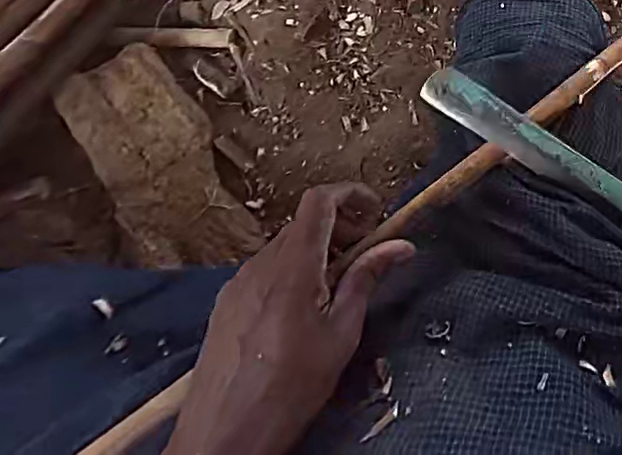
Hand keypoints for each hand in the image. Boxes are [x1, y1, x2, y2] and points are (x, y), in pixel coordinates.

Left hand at [165, 184, 414, 454]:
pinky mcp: (225, 305)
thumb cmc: (289, 389)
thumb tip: (402, 245)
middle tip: (368, 254)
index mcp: (292, 268)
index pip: (319, 201)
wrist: (219, 445)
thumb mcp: (341, 333)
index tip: (376, 212)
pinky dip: (296, 267)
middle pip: (306, 222)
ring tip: (340, 284)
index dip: (352, 193)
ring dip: (321, 248)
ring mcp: (237, 286)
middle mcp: (260, 267)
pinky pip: (268, 267)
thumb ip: (367, 279)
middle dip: (343, 226)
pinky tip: (306, 305)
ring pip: (287, 244)